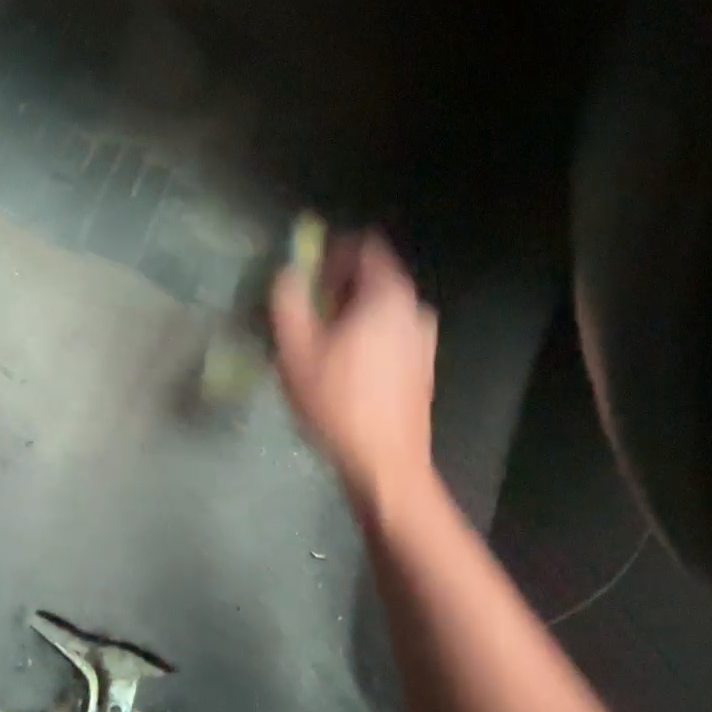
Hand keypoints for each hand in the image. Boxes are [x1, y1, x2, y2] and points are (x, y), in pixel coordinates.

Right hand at [270, 232, 437, 491]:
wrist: (385, 464)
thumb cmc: (338, 403)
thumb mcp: (296, 350)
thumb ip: (289, 300)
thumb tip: (288, 272)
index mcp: (386, 295)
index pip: (363, 247)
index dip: (330, 252)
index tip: (306, 275)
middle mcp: (413, 307)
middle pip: (372, 277)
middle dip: (337, 286)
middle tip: (306, 311)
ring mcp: (423, 337)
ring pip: (381, 307)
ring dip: (351, 313)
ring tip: (321, 341)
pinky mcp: (423, 364)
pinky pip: (391, 331)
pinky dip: (368, 334)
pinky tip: (345, 365)